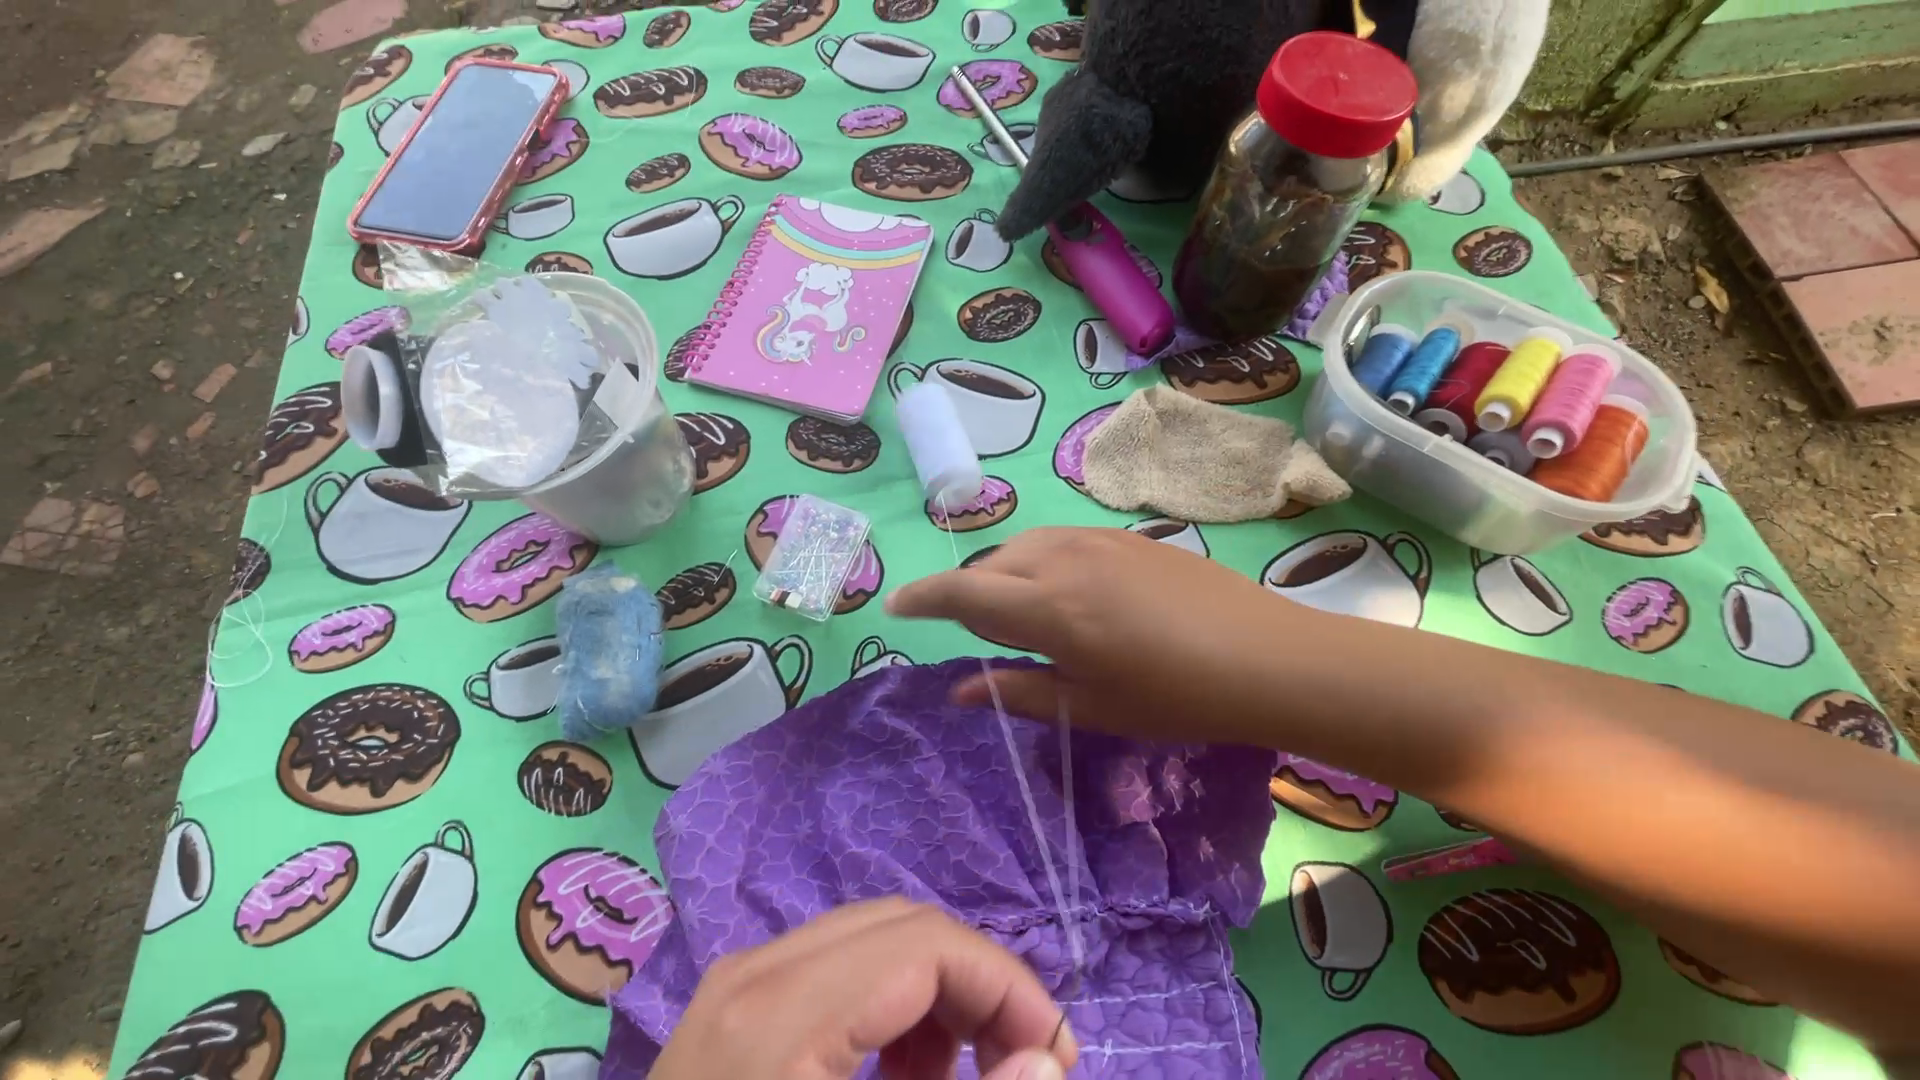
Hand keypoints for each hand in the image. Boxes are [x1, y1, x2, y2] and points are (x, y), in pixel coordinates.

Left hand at [651, 898, 1076, 1079]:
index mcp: (779, 1014)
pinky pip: (836, 968)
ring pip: (873, 940)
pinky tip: (901, 1074)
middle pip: (904, 928)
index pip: (924, 944)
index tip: (1054, 1056)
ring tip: (956, 1077)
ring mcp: (736, 982)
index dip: (1005, 985)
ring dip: (936, 996)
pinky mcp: (733, 1003)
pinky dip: (889, 1006)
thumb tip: (1045, 1056)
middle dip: (977, 986)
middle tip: (1018, 1064)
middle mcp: (754, 972)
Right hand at [886, 527, 1306, 743]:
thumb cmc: (1175, 697)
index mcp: (1048, 607)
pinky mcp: (1126, 535)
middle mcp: (1063, 559)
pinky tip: (1068, 594)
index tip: (896, 608)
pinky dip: (1039, 562)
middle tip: (983, 637)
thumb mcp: (1090, 706)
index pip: (961, 594)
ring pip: (1022, 546)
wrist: (1267, 657)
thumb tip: (958, 691)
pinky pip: (1058, 540)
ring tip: (1025, 616)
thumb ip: (1017, 692)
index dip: (921, 599)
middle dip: (969, 596)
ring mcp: (1097, 539)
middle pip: (989, 566)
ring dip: (1005, 575)